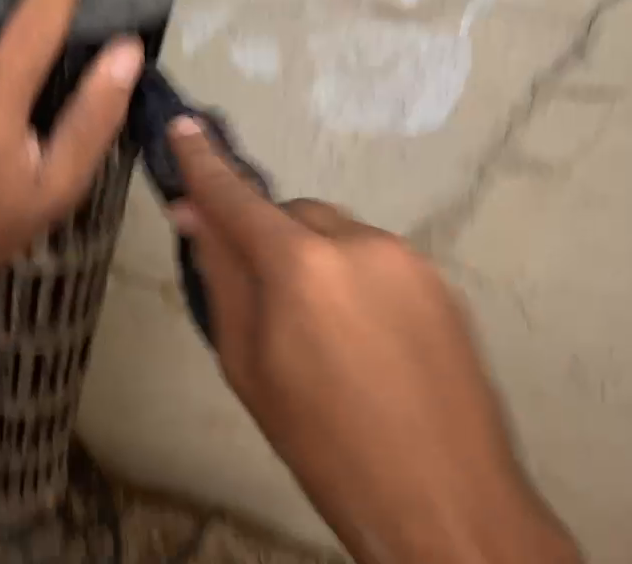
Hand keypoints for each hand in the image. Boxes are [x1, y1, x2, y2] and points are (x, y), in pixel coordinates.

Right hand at [167, 119, 579, 563]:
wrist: (448, 507)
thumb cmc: (323, 442)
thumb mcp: (246, 362)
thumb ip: (220, 276)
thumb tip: (194, 215)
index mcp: (300, 265)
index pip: (235, 195)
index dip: (203, 160)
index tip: (183, 124)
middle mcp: (358, 243)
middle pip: (289, 213)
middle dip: (265, 235)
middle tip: (260, 294)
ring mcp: (408, 260)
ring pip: (333, 233)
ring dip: (310, 257)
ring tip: (318, 329)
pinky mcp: (442, 285)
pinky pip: (373, 258)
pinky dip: (350, 277)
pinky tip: (359, 337)